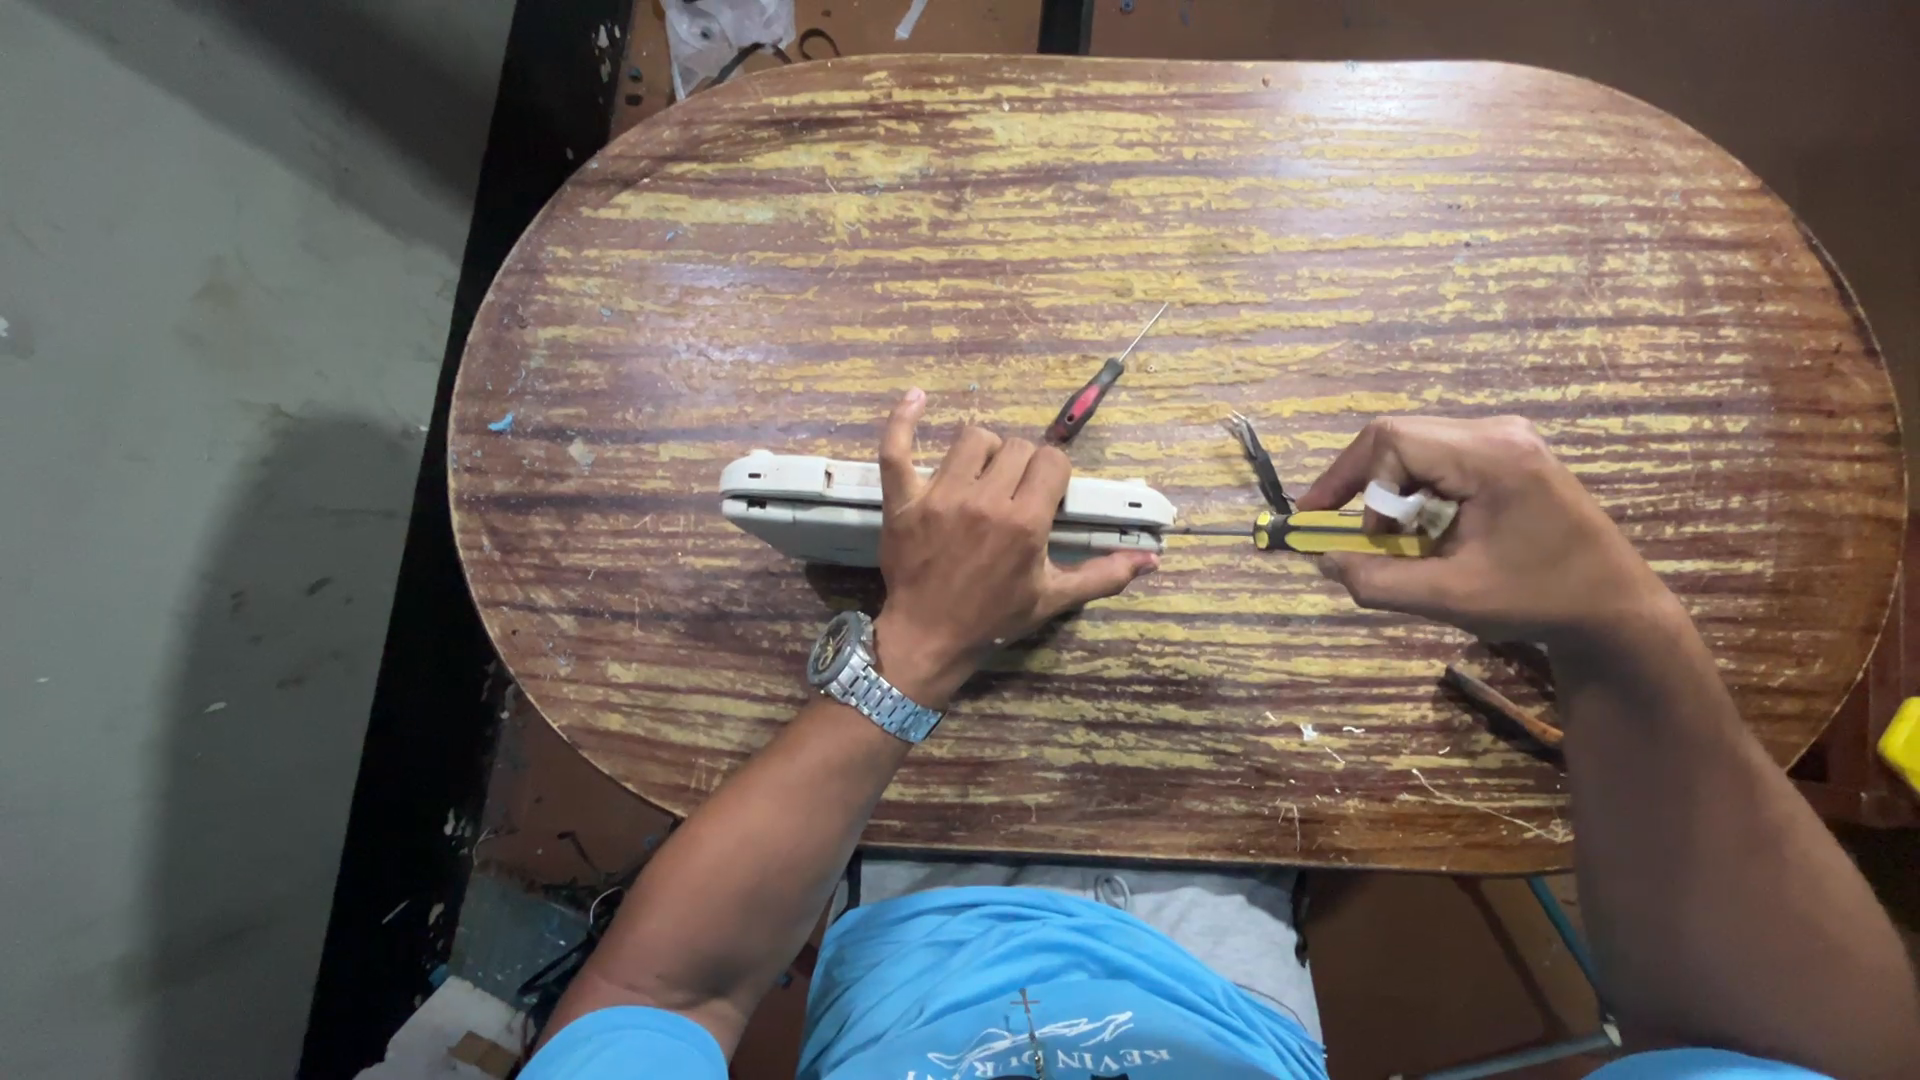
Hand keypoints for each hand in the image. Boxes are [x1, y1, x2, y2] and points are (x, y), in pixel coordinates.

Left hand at [870, 389, 1158, 706]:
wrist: (929, 637)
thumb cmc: (993, 618)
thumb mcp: (1053, 599)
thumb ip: (1103, 574)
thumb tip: (1151, 560)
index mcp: (1025, 522)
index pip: (1052, 461)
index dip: (1054, 474)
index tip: (1045, 494)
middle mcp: (984, 501)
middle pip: (1016, 447)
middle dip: (1023, 465)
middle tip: (1015, 492)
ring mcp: (940, 496)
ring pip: (971, 439)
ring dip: (984, 450)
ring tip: (982, 474)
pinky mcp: (904, 500)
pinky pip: (896, 449)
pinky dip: (904, 420)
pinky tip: (918, 398)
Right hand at [1297, 415, 1675, 648]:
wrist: (1613, 606)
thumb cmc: (1536, 600)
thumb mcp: (1448, 598)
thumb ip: (1376, 581)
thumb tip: (1323, 560)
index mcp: (1492, 457)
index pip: (1391, 442)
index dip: (1353, 484)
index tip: (1346, 533)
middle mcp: (1497, 432)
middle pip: (1395, 436)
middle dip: (1360, 483)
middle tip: (1338, 525)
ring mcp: (1504, 438)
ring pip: (1409, 445)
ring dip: (1384, 489)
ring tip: (1388, 536)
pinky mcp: (1504, 452)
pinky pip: (1432, 456)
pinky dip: (1408, 490)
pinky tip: (1416, 526)